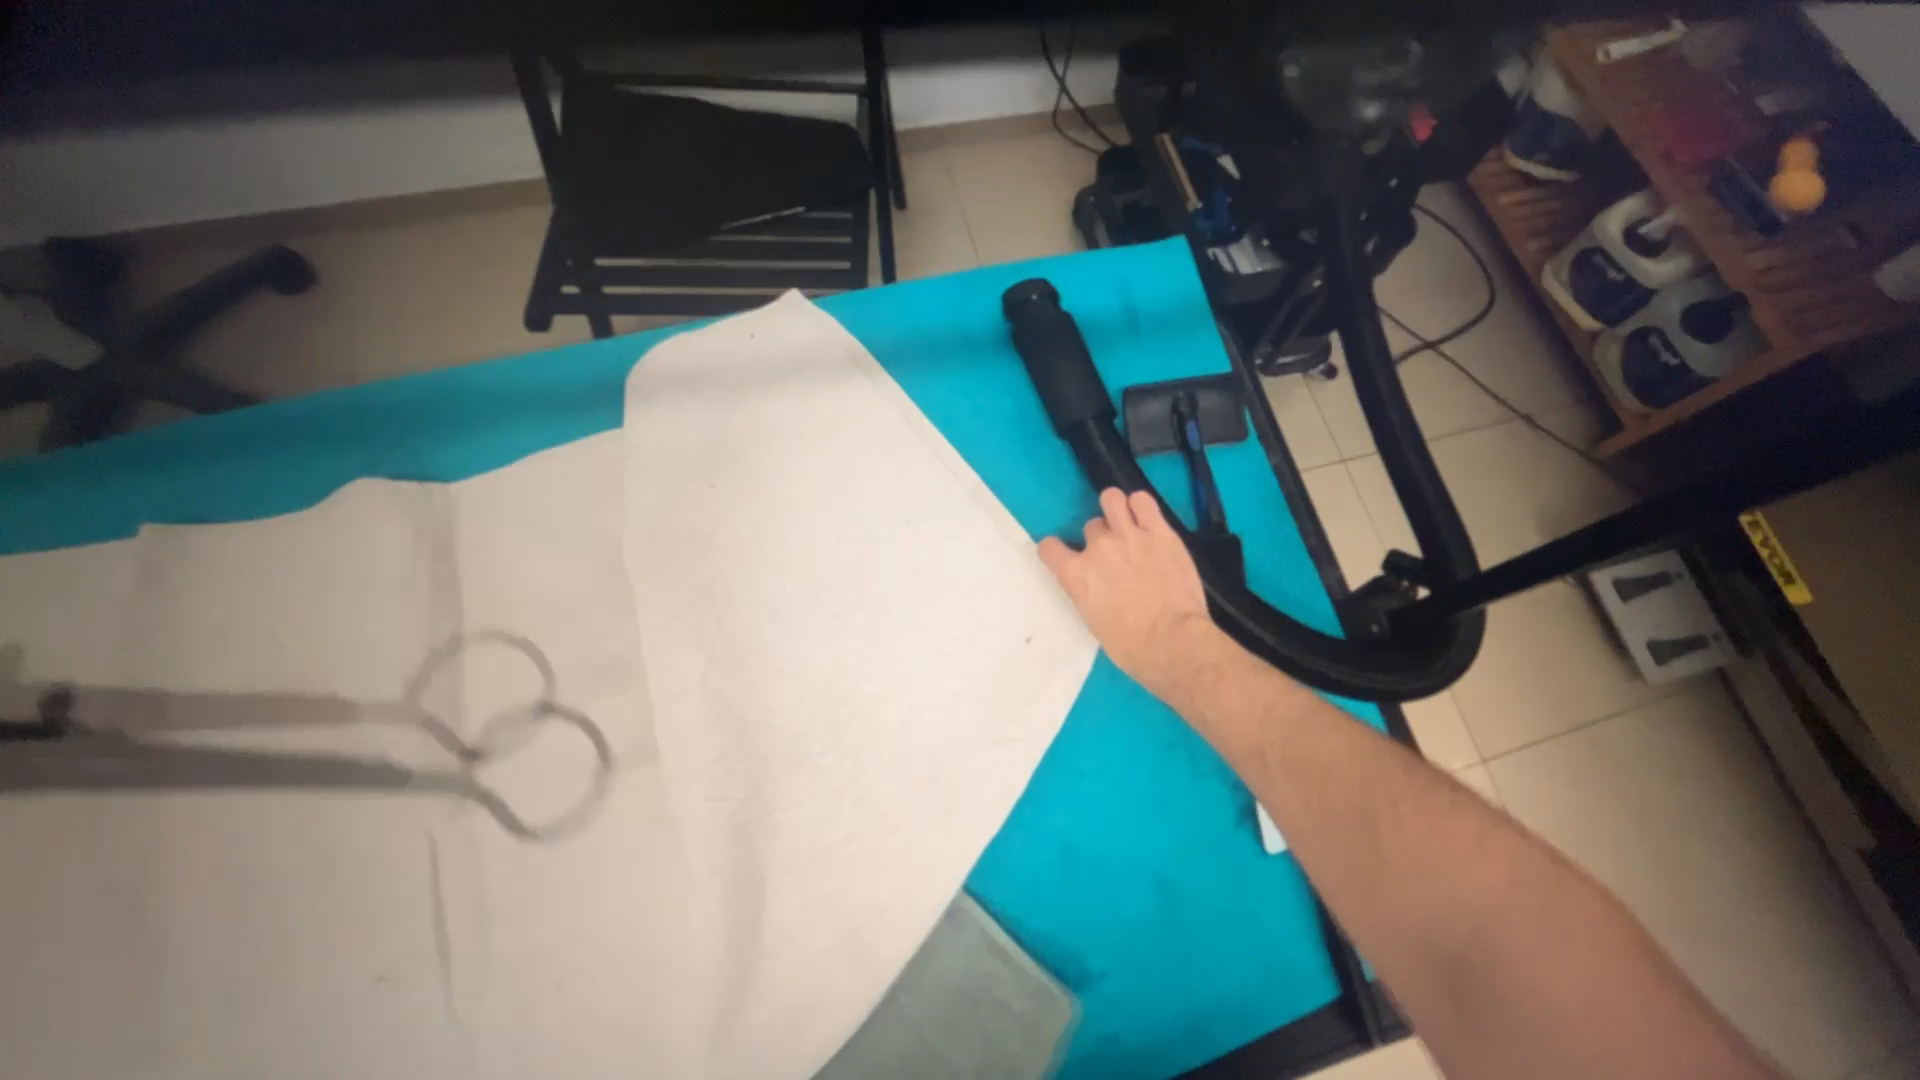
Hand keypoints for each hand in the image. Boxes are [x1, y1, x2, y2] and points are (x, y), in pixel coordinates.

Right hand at [1039, 488, 1227, 702]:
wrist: (1172, 641)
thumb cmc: (1130, 646)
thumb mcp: (1093, 621)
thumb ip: (1088, 592)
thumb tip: (1095, 585)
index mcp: (1075, 574)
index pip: (1049, 547)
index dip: (1056, 551)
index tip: (1066, 557)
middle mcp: (1097, 547)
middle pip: (1091, 527)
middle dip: (1101, 538)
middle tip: (1116, 554)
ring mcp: (1129, 535)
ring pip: (1112, 499)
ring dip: (1116, 508)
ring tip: (1127, 521)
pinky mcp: (1160, 532)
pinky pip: (1143, 501)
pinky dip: (1141, 505)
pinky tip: (1146, 517)